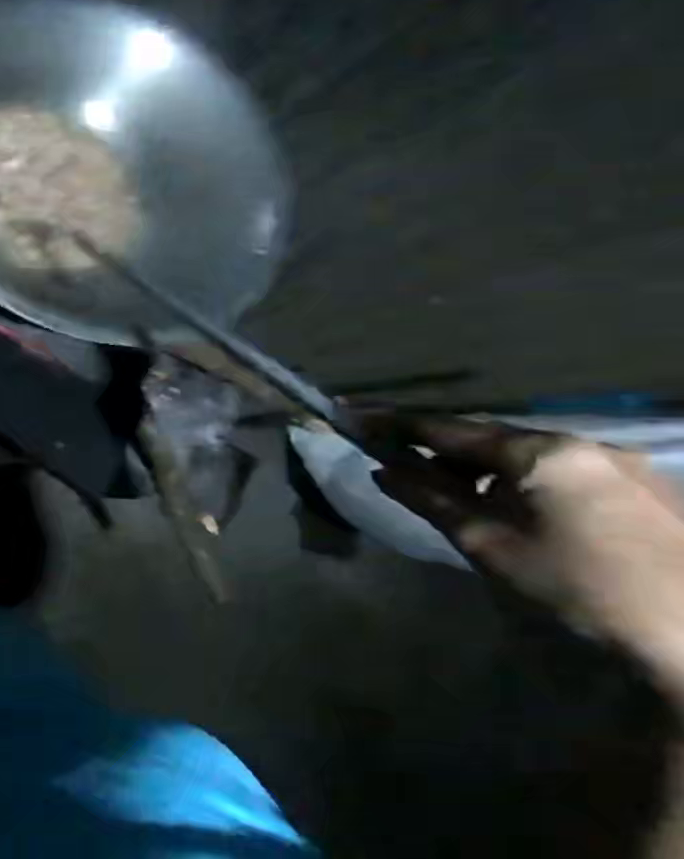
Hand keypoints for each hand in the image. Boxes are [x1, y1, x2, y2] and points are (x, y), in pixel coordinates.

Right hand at [371, 416, 683, 695]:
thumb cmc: (579, 586)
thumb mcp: (484, 542)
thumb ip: (428, 497)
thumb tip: (384, 471)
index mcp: (542, 451)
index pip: (447, 428)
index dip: (393, 424)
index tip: (351, 418)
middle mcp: (587, 445)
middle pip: (490, 438)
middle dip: (441, 449)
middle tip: (400, 464)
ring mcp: (628, 467)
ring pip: (529, 455)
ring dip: (485, 467)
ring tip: (460, 495)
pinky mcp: (653, 493)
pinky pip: (565, 471)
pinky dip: (524, 480)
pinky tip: (517, 509)